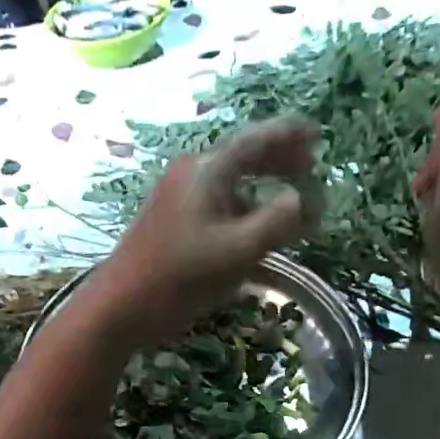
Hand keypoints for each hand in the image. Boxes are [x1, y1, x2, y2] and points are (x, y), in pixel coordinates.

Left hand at [83, 115, 319, 345]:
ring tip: (291, 197)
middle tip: (311, 164)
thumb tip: (299, 198)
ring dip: (263, 186)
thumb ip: (276, 221)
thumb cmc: (182, 276)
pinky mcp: (173, 223)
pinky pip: (218, 204)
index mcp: (207, 171)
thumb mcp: (238, 250)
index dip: (288, 134)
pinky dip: (244, 208)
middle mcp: (192, 175)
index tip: (317, 132)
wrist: (122, 306)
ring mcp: (180, 199)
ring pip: (230, 183)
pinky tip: (256, 227)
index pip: (255, 140)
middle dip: (279, 159)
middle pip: (243, 157)